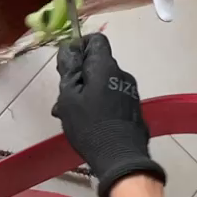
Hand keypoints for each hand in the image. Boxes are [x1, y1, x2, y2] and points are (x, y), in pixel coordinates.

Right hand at [52, 33, 163, 196]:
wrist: (119, 156)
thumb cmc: (89, 125)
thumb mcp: (69, 97)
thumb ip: (69, 70)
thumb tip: (68, 49)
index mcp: (105, 67)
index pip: (95, 40)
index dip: (78, 47)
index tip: (67, 66)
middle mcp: (122, 74)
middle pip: (97, 64)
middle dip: (79, 76)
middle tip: (64, 98)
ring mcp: (130, 91)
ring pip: (103, 83)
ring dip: (87, 93)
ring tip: (72, 115)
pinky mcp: (133, 108)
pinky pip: (112, 97)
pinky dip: (99, 104)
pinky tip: (88, 124)